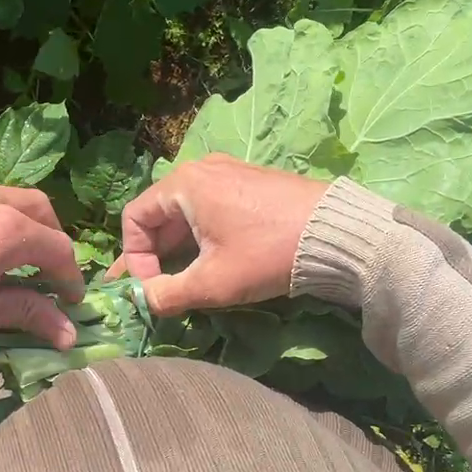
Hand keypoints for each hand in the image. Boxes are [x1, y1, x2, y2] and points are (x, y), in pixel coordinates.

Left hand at [0, 179, 83, 355]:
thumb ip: (27, 313)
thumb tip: (68, 332)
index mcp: (5, 229)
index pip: (58, 248)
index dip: (70, 278)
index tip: (71, 303)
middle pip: (39, 211)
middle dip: (51, 242)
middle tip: (47, 276)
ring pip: (6, 200)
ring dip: (21, 227)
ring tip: (12, 263)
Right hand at [109, 155, 329, 315]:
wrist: (338, 234)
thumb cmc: (267, 253)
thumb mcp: (212, 282)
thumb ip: (167, 294)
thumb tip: (143, 301)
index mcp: (184, 185)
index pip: (134, 218)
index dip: (133, 257)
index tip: (148, 287)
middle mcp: (202, 171)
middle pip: (158, 215)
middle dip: (152, 256)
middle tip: (147, 289)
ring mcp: (229, 174)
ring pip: (185, 214)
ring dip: (176, 250)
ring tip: (175, 282)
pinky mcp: (251, 185)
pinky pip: (210, 210)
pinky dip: (200, 238)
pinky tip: (207, 263)